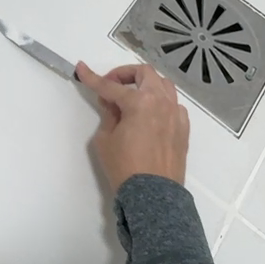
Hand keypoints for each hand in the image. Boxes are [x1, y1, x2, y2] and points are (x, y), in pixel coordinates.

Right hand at [74, 62, 189, 189]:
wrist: (153, 195)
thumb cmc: (124, 167)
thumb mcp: (105, 139)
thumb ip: (108, 115)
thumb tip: (113, 104)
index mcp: (140, 102)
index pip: (110, 86)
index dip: (92, 77)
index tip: (81, 68)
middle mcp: (161, 102)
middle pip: (144, 73)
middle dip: (124, 74)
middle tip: (110, 86)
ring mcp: (176, 114)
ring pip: (163, 84)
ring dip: (145, 84)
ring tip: (132, 97)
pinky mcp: (183, 127)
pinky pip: (173, 104)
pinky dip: (160, 102)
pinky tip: (149, 114)